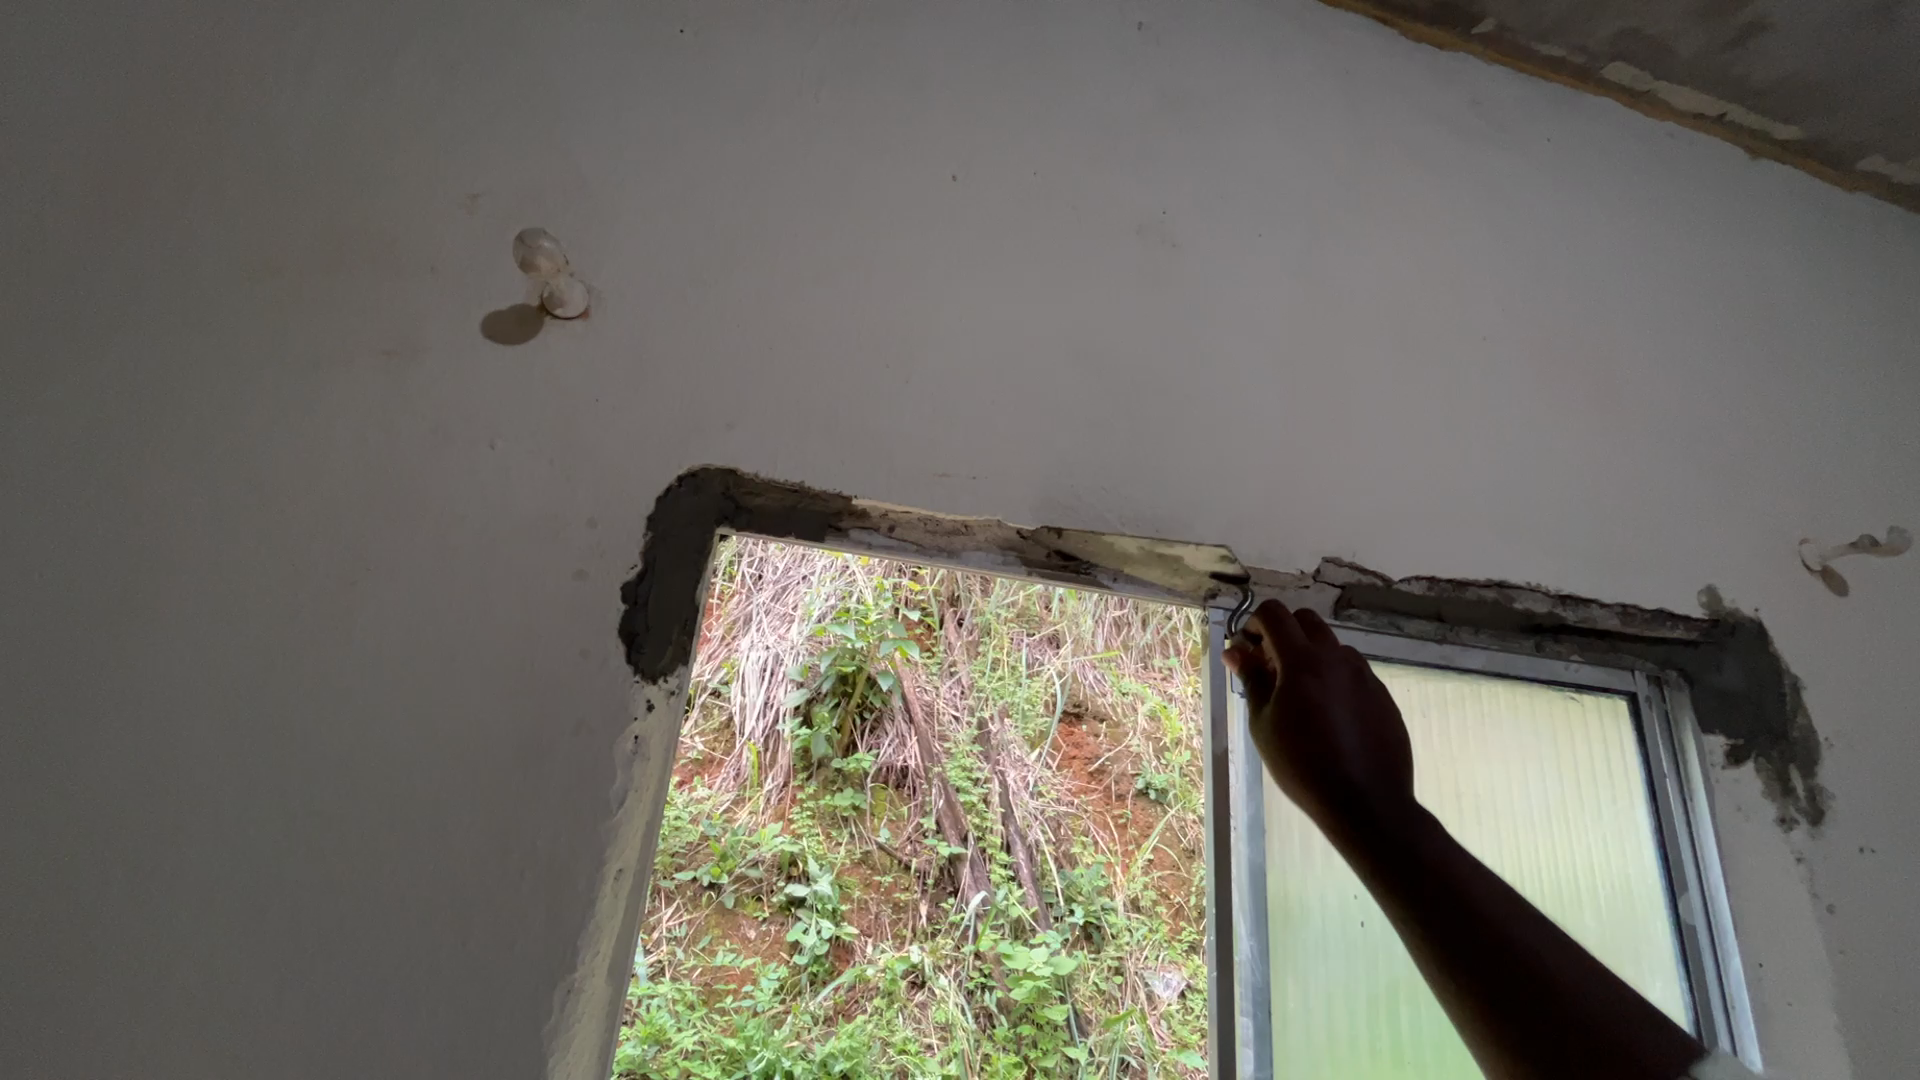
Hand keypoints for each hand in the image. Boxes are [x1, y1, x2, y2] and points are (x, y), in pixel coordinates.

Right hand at [1224, 600, 1415, 845]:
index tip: (1247, 651)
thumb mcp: (1262, 722)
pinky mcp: (1381, 694)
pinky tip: (1328, 715)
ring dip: (1309, 655)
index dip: (1254, 625)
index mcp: (1302, 661)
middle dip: (1282, 633)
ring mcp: (1364, 675)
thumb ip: (1251, 679)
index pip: (1274, 614)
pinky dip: (1332, 677)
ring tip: (1299, 695)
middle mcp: (1336, 658)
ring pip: (1331, 645)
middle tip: (1269, 667)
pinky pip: (1351, 671)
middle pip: (1305, 620)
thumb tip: (1235, 651)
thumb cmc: (1301, 765)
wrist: (1366, 803)